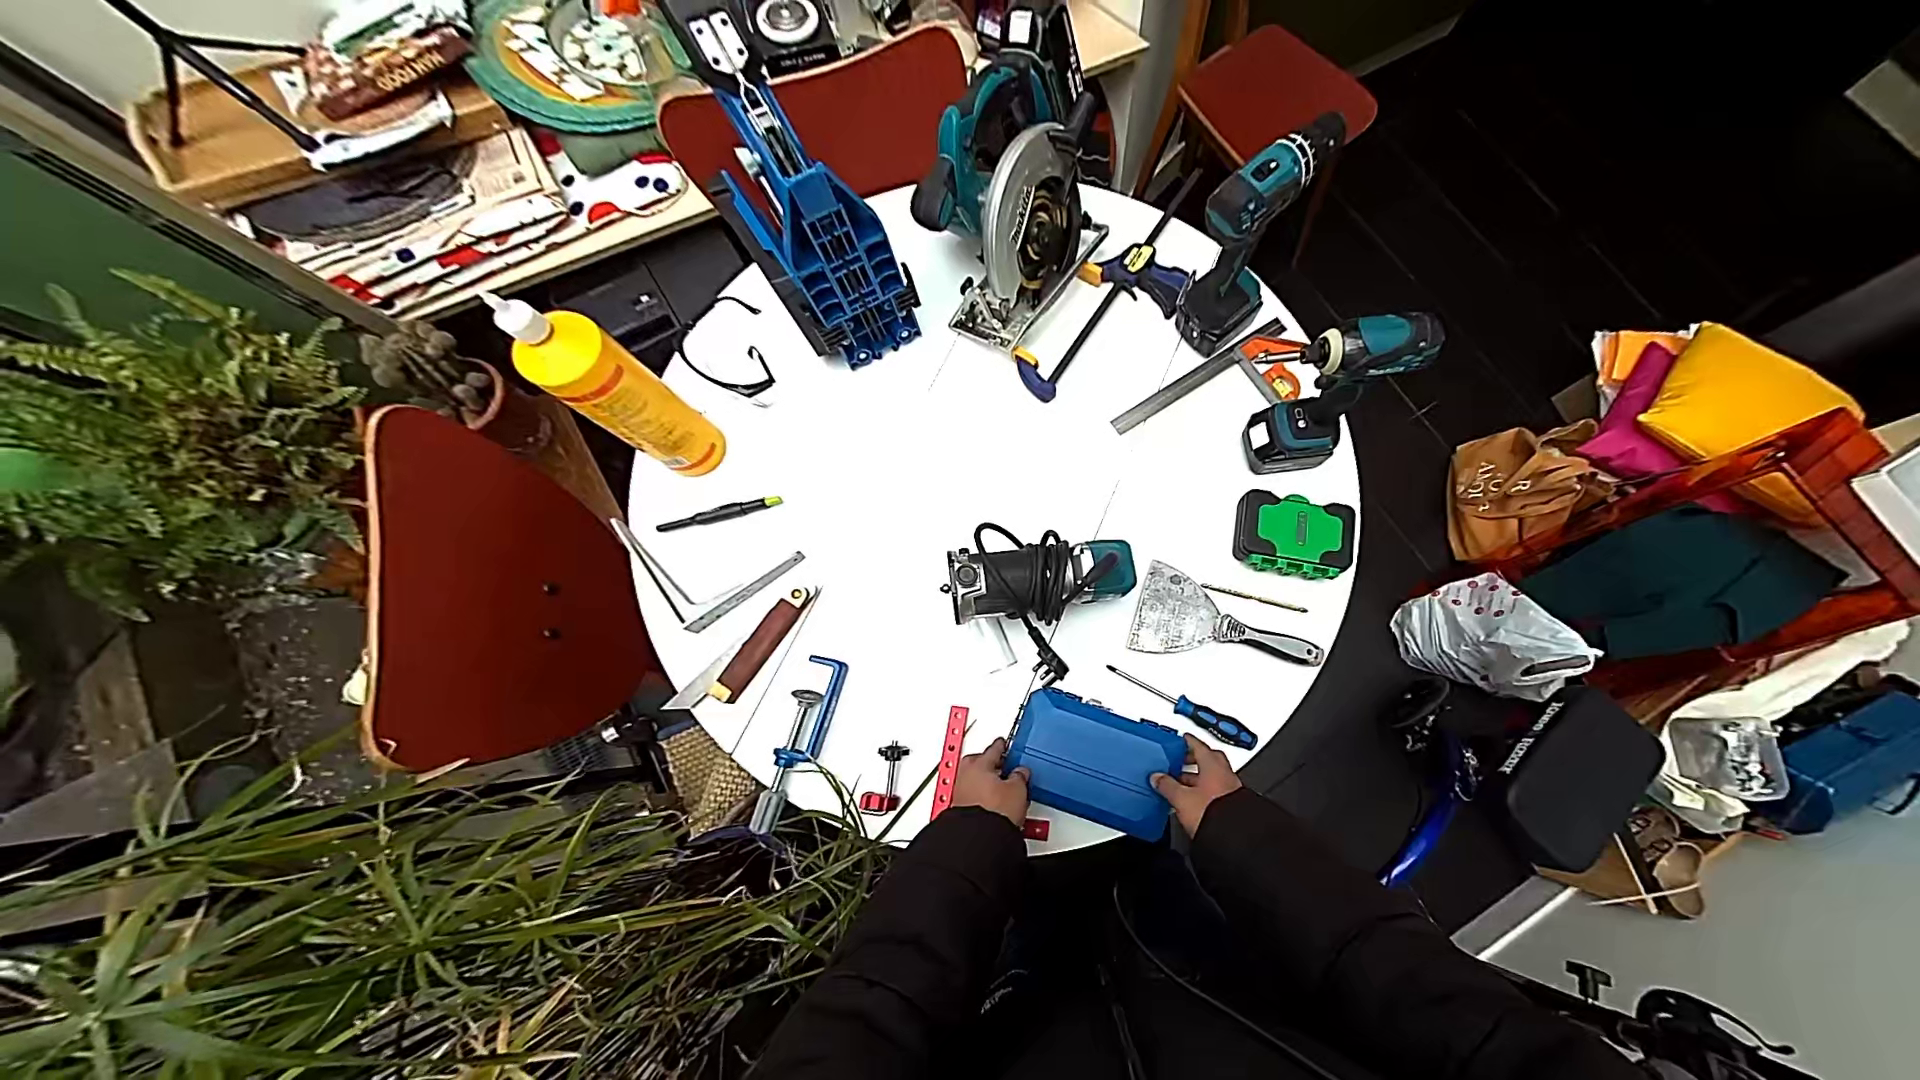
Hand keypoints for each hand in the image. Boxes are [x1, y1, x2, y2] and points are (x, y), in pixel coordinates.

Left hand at [951, 737, 1029, 827]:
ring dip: (987, 783)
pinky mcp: (959, 809)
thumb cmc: (993, 811)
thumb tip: (1020, 773)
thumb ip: (1020, 776)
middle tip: (1005, 769)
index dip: (1002, 747)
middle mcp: (965, 774)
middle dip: (992, 765)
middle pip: (980, 763)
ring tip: (1002, 791)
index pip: (993, 749)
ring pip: (975, 781)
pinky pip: (972, 797)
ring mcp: (960, 792)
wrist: (980, 838)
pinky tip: (993, 805)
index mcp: (978, 763)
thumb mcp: (1018, 789)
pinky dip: (982, 798)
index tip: (1003, 744)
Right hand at [1151, 734, 1242, 835]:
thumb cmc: (1215, 815)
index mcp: (1213, 766)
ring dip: (1198, 778)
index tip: (1183, 738)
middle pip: (1208, 761)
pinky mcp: (1233, 808)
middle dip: (1194, 760)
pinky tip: (1195, 802)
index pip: (1199, 746)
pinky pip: (1216, 793)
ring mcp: (1232, 792)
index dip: (1189, 742)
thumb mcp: (1181, 798)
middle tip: (1181, 760)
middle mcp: (1225, 776)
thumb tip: (1158, 778)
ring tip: (1183, 784)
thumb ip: (1167, 786)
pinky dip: (1205, 793)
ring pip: (1213, 778)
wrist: (1236, 840)